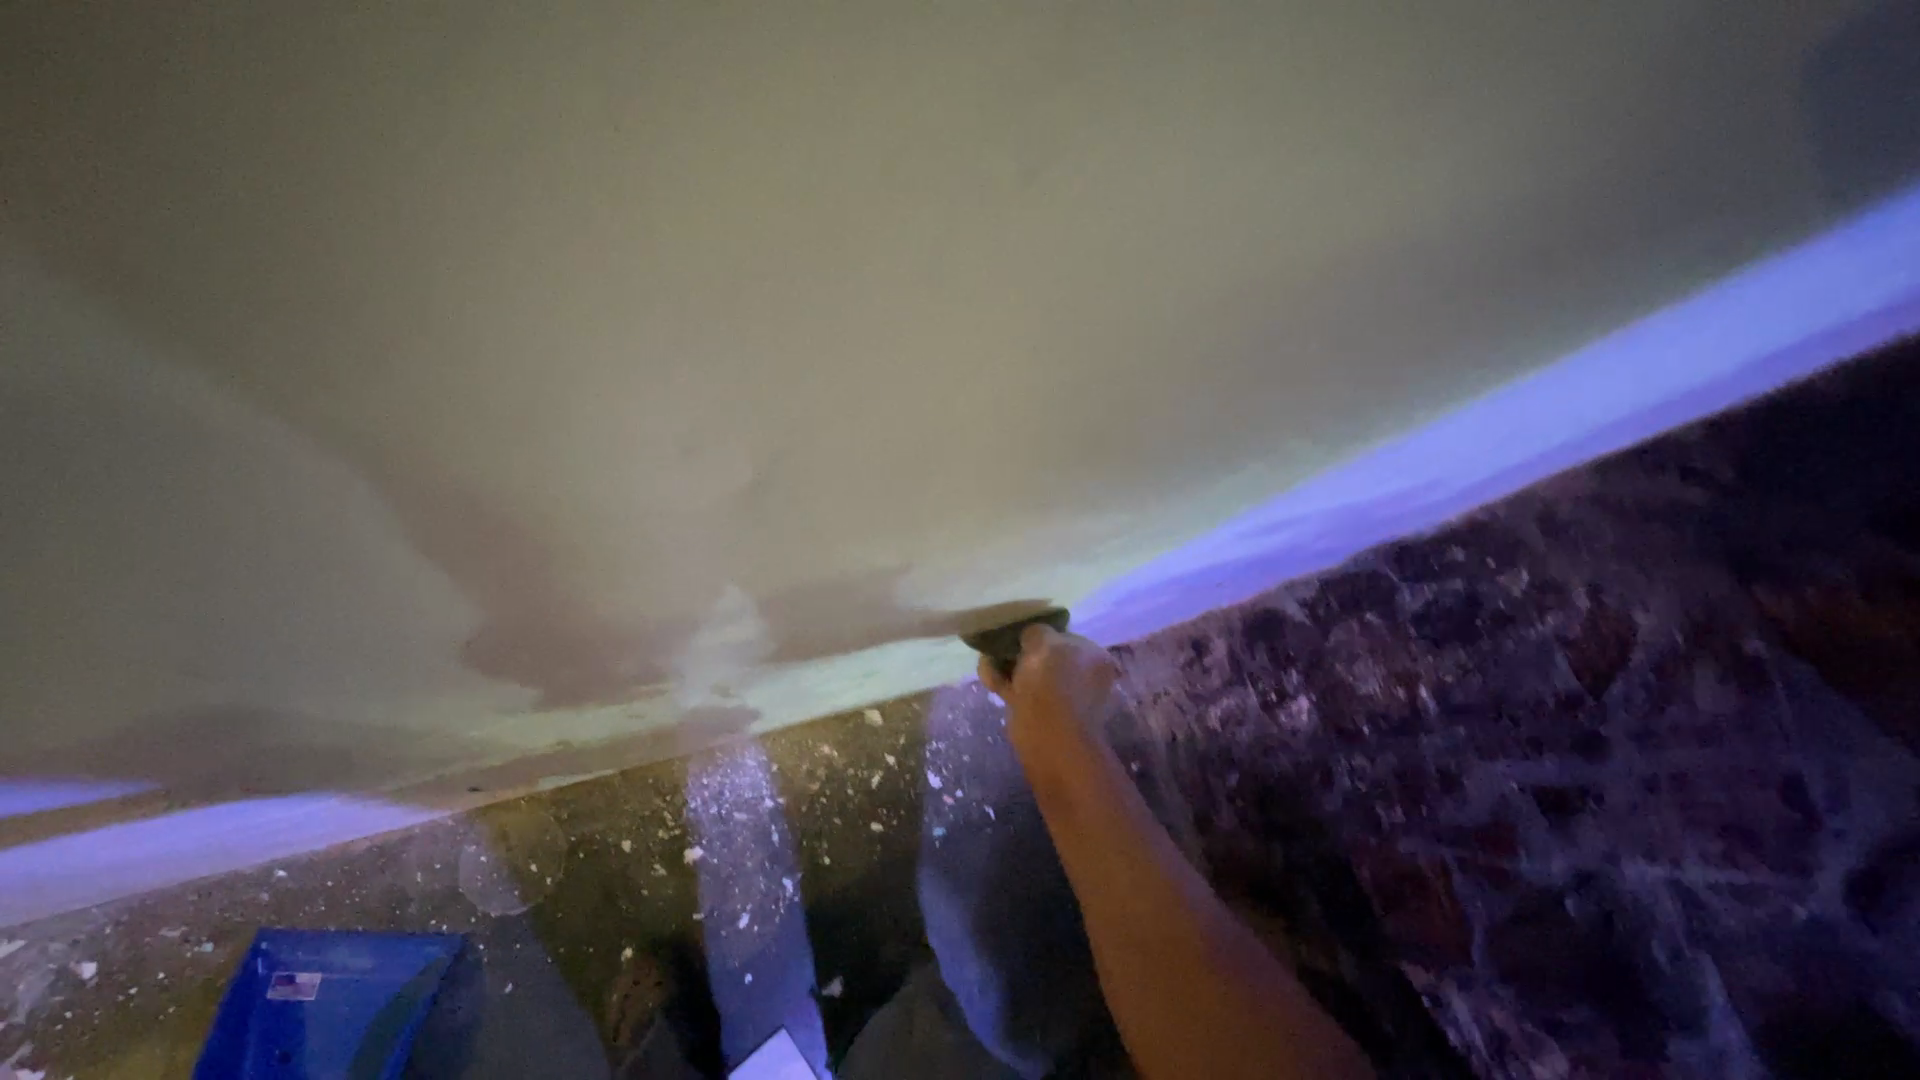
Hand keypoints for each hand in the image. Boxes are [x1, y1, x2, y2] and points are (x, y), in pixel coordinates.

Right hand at [978, 624, 1118, 762]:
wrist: (1048, 736)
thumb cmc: (1052, 682)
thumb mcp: (1043, 641)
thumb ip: (1036, 631)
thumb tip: (1030, 636)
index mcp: (1094, 656)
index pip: (1066, 637)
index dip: (1041, 633)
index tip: (1020, 633)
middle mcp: (1082, 675)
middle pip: (1046, 655)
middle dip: (1022, 651)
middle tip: (1001, 646)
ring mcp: (1063, 696)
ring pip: (1030, 673)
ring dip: (1008, 666)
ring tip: (988, 660)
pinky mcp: (1042, 713)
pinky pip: (1020, 690)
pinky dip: (1004, 683)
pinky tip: (988, 675)